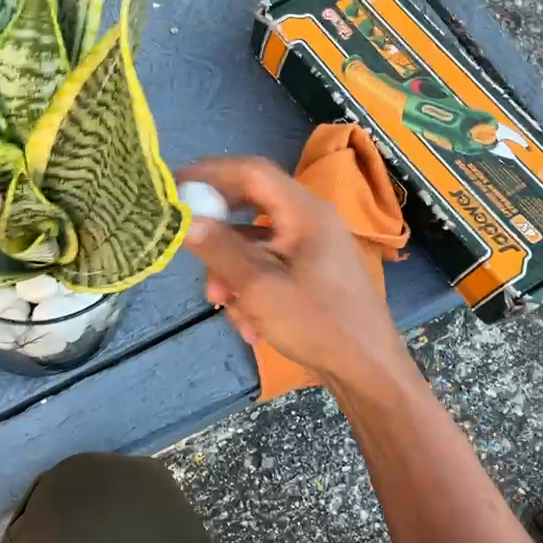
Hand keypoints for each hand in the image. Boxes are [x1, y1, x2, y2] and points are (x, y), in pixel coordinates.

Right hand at [181, 157, 407, 385]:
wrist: (368, 370)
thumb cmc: (317, 322)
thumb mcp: (259, 286)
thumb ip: (219, 249)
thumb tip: (185, 219)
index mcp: (304, 212)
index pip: (251, 172)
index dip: (210, 173)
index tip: (174, 186)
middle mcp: (310, 220)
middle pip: (250, 207)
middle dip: (218, 235)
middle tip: (189, 249)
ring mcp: (313, 247)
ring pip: (255, 244)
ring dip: (232, 272)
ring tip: (222, 305)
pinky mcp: (312, 272)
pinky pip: (269, 266)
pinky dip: (251, 288)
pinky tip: (249, 323)